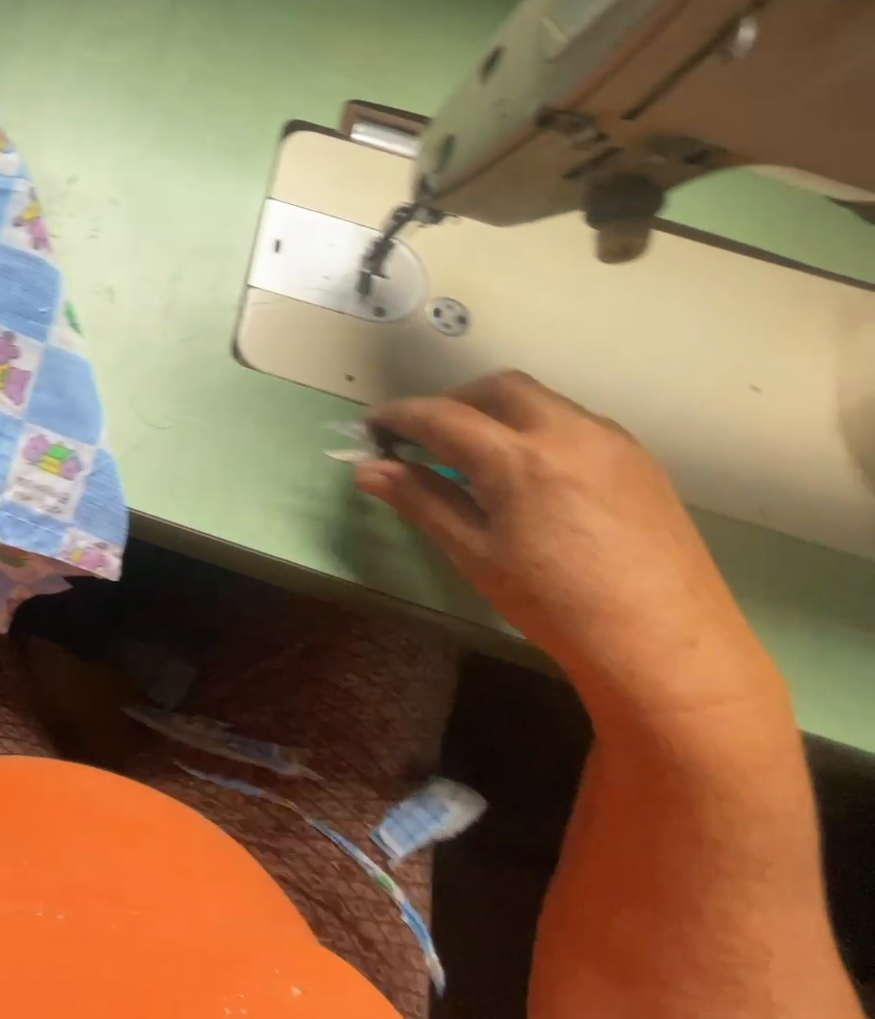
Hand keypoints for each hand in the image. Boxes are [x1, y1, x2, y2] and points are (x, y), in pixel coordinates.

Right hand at [353, 371, 781, 725]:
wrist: (664, 641)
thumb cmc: (553, 602)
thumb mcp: (473, 552)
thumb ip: (420, 500)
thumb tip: (366, 469)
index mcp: (520, 459)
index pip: (442, 416)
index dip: (398, 417)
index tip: (368, 429)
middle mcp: (568, 433)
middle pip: (496, 388)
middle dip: (448, 402)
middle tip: (418, 437)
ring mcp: (610, 442)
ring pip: (538, 401)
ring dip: (491, 412)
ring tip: (465, 454)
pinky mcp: (636, 459)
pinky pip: (570, 422)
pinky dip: (529, 428)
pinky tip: (520, 472)